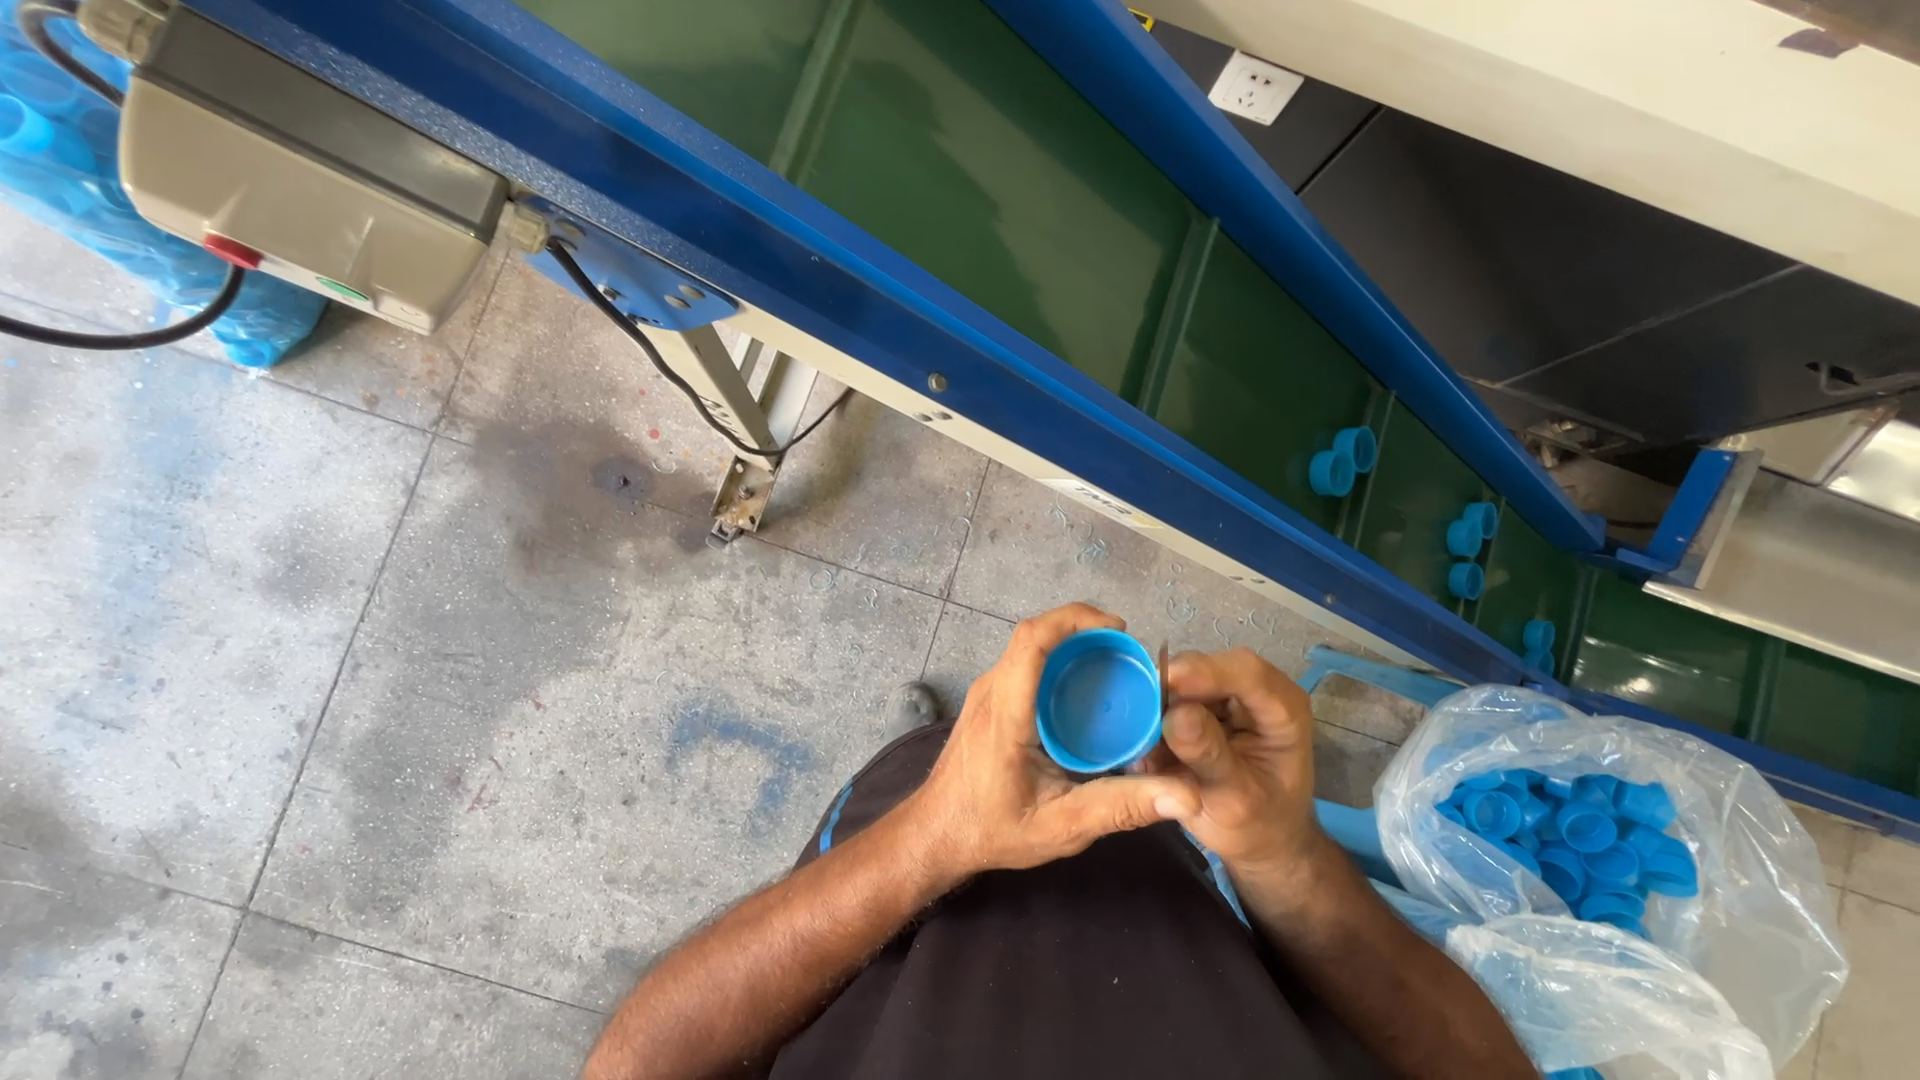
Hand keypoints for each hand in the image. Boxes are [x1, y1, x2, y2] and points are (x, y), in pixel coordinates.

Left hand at [902, 603, 1198, 878]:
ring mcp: (986, 692)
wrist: (936, 834)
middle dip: (1084, 630)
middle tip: (1130, 652)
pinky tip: (1088, 689)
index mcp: (1006, 712)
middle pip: (1035, 635)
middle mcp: (992, 690)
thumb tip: (1186, 796)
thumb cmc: (991, 830)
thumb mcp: (1060, 827)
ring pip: (1030, 647)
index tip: (1120, 628)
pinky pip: (1026, 664)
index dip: (1076, 619)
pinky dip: (1059, 663)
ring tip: (1117, 665)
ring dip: (1072, 644)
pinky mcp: (989, 700)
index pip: (1033, 640)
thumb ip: (1119, 809)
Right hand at [1140, 647, 1327, 883]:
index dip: (1204, 672)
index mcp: (1282, 709)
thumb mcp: (1236, 799)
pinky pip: (1166, 699)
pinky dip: (1152, 720)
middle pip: (1205, 669)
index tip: (1164, 685)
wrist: (1258, 841)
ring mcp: (1224, 696)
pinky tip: (1148, 749)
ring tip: (1143, 745)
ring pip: (1179, 680)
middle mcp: (1253, 692)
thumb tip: (1176, 714)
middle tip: (1137, 722)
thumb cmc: (1259, 824)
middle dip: (1169, 691)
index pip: (1245, 672)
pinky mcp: (1200, 704)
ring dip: (1155, 707)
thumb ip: (1209, 755)